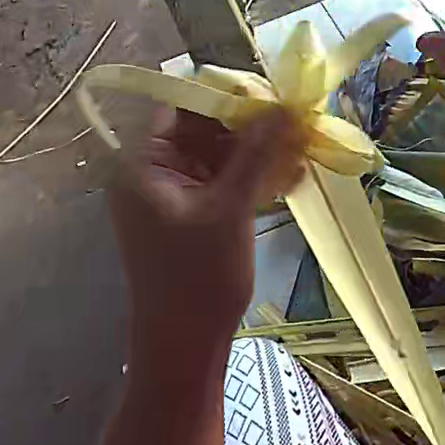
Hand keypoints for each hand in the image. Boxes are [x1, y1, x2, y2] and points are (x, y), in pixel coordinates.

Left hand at [109, 109, 305, 362]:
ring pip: (218, 156)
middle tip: (296, 120)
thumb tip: (284, 107)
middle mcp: (152, 171)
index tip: (271, 95)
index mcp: (141, 163)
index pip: (182, 107)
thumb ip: (255, 154)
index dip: (226, 97)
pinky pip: (223, 182)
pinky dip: (252, 178)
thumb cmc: (197, 279)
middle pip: (203, 130)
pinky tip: (291, 176)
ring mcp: (172, 193)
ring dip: (258, 153)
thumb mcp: (229, 210)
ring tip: (303, 147)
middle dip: (250, 127)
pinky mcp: (192, 213)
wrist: (185, 349)